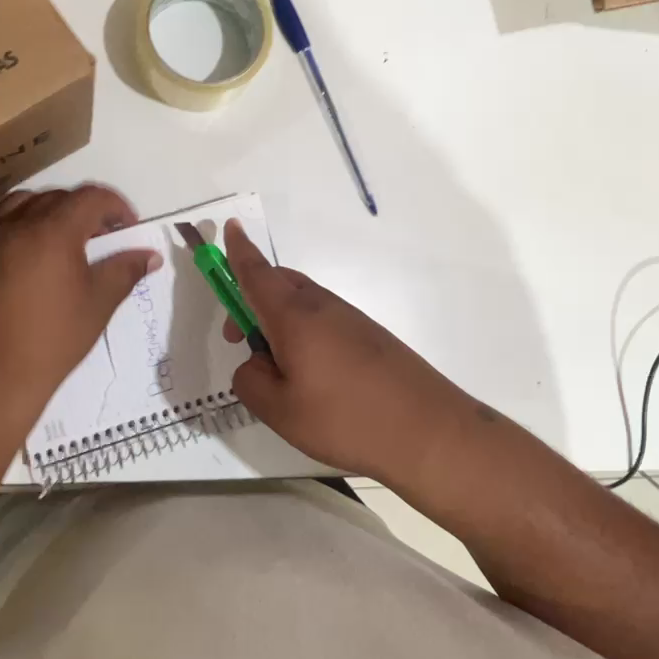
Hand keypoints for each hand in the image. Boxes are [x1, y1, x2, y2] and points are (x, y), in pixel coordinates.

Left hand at [0, 185, 161, 405]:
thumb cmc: (54, 339)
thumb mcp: (99, 304)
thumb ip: (125, 271)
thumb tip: (150, 255)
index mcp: (54, 232)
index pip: (91, 198)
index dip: (116, 206)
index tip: (128, 229)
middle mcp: (19, 225)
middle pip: (59, 197)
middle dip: (87, 209)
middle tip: (103, 239)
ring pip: (26, 202)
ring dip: (52, 209)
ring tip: (65, 238)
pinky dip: (18, 219)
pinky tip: (28, 242)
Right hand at [222, 220, 478, 484]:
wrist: (429, 431)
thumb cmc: (345, 419)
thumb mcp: (279, 410)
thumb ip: (250, 380)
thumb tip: (254, 363)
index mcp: (294, 316)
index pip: (257, 272)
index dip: (238, 251)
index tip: (230, 227)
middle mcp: (323, 307)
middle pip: (279, 284)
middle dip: (251, 299)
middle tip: (241, 341)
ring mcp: (351, 320)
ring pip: (302, 304)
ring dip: (279, 321)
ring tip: (280, 372)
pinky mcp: (370, 337)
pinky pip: (324, 321)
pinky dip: (305, 334)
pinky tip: (314, 378)